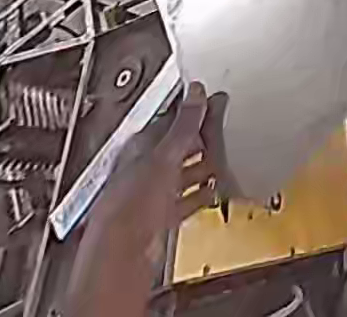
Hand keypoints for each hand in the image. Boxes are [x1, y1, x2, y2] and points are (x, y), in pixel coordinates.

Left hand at [66, 82, 228, 316]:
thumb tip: (196, 93)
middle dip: (200, 137)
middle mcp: (140, 171)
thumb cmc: (131, 204)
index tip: (211, 100)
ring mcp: (150, 195)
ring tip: (223, 157)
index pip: (167, 120)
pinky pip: (185, 199)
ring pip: (181, 172)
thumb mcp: (166, 154)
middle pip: (175, 146)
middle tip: (222, 126)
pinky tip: (213, 190)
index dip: (190, 109)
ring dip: (203, 165)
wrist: (123, 254)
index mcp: (137, 149)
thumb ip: (184, 123)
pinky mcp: (160, 218)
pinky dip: (200, 193)